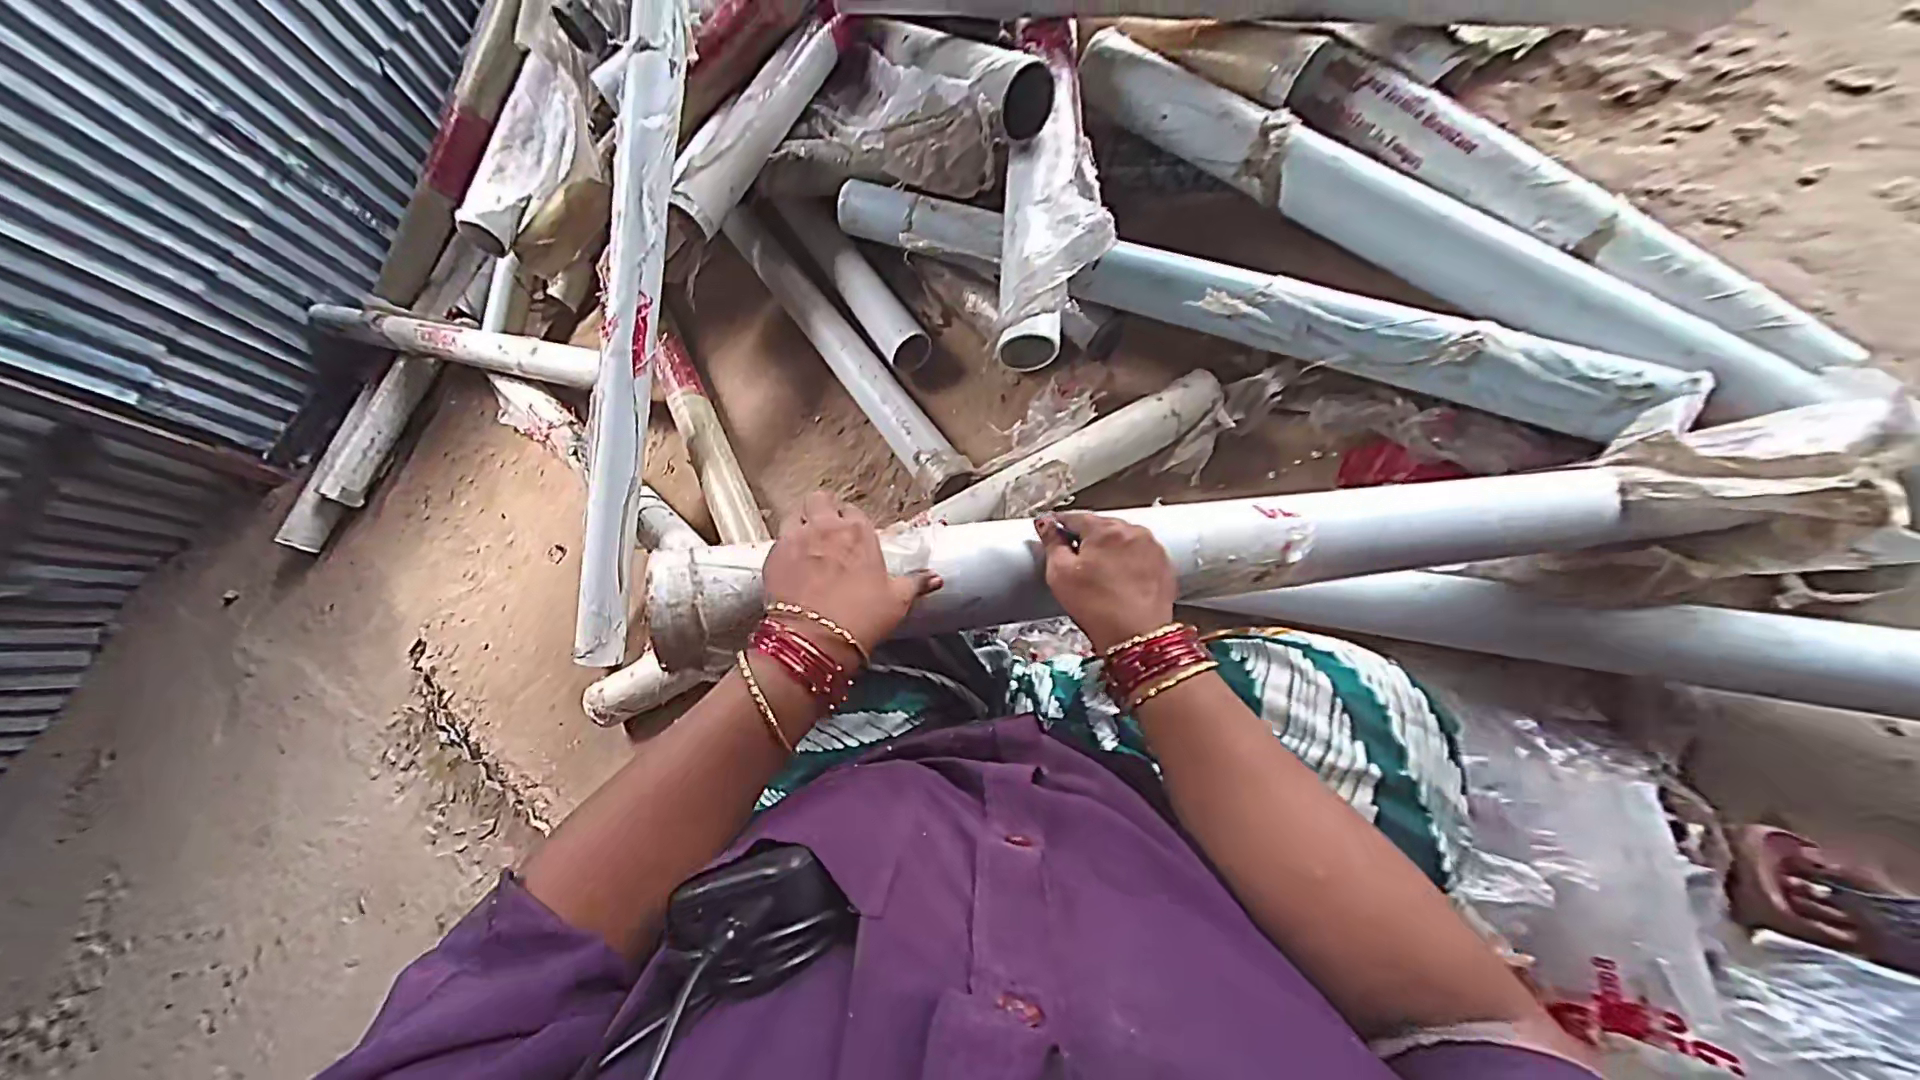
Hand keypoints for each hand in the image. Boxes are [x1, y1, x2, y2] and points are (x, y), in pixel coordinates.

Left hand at [762, 492, 941, 663]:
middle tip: (826, 530)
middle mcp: (825, 527)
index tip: (852, 536)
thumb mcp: (897, 601)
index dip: (851, 521)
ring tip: (805, 543)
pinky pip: (777, 541)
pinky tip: (791, 565)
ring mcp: (795, 538)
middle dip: (822, 510)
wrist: (815, 639)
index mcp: (858, 532)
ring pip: (794, 514)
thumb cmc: (861, 617)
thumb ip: (916, 583)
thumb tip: (935, 578)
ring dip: (800, 523)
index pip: (853, 510)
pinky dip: (784, 548)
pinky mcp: (772, 556)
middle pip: (819, 499)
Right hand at [1035, 511, 1175, 652]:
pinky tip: (1119, 580)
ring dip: (1109, 549)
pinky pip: (1139, 554)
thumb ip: (1052, 543)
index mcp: (1105, 529)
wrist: (1137, 636)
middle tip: (1075, 561)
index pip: (1074, 517)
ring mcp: (1152, 546)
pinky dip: (1128, 561)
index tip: (1051, 533)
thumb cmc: (1095, 605)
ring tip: (1099, 573)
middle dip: (1086, 538)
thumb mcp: (1060, 574)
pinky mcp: (1164, 563)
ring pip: (1122, 539)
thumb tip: (1046, 523)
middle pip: (1101, 527)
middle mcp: (1132, 530)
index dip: (1059, 524)